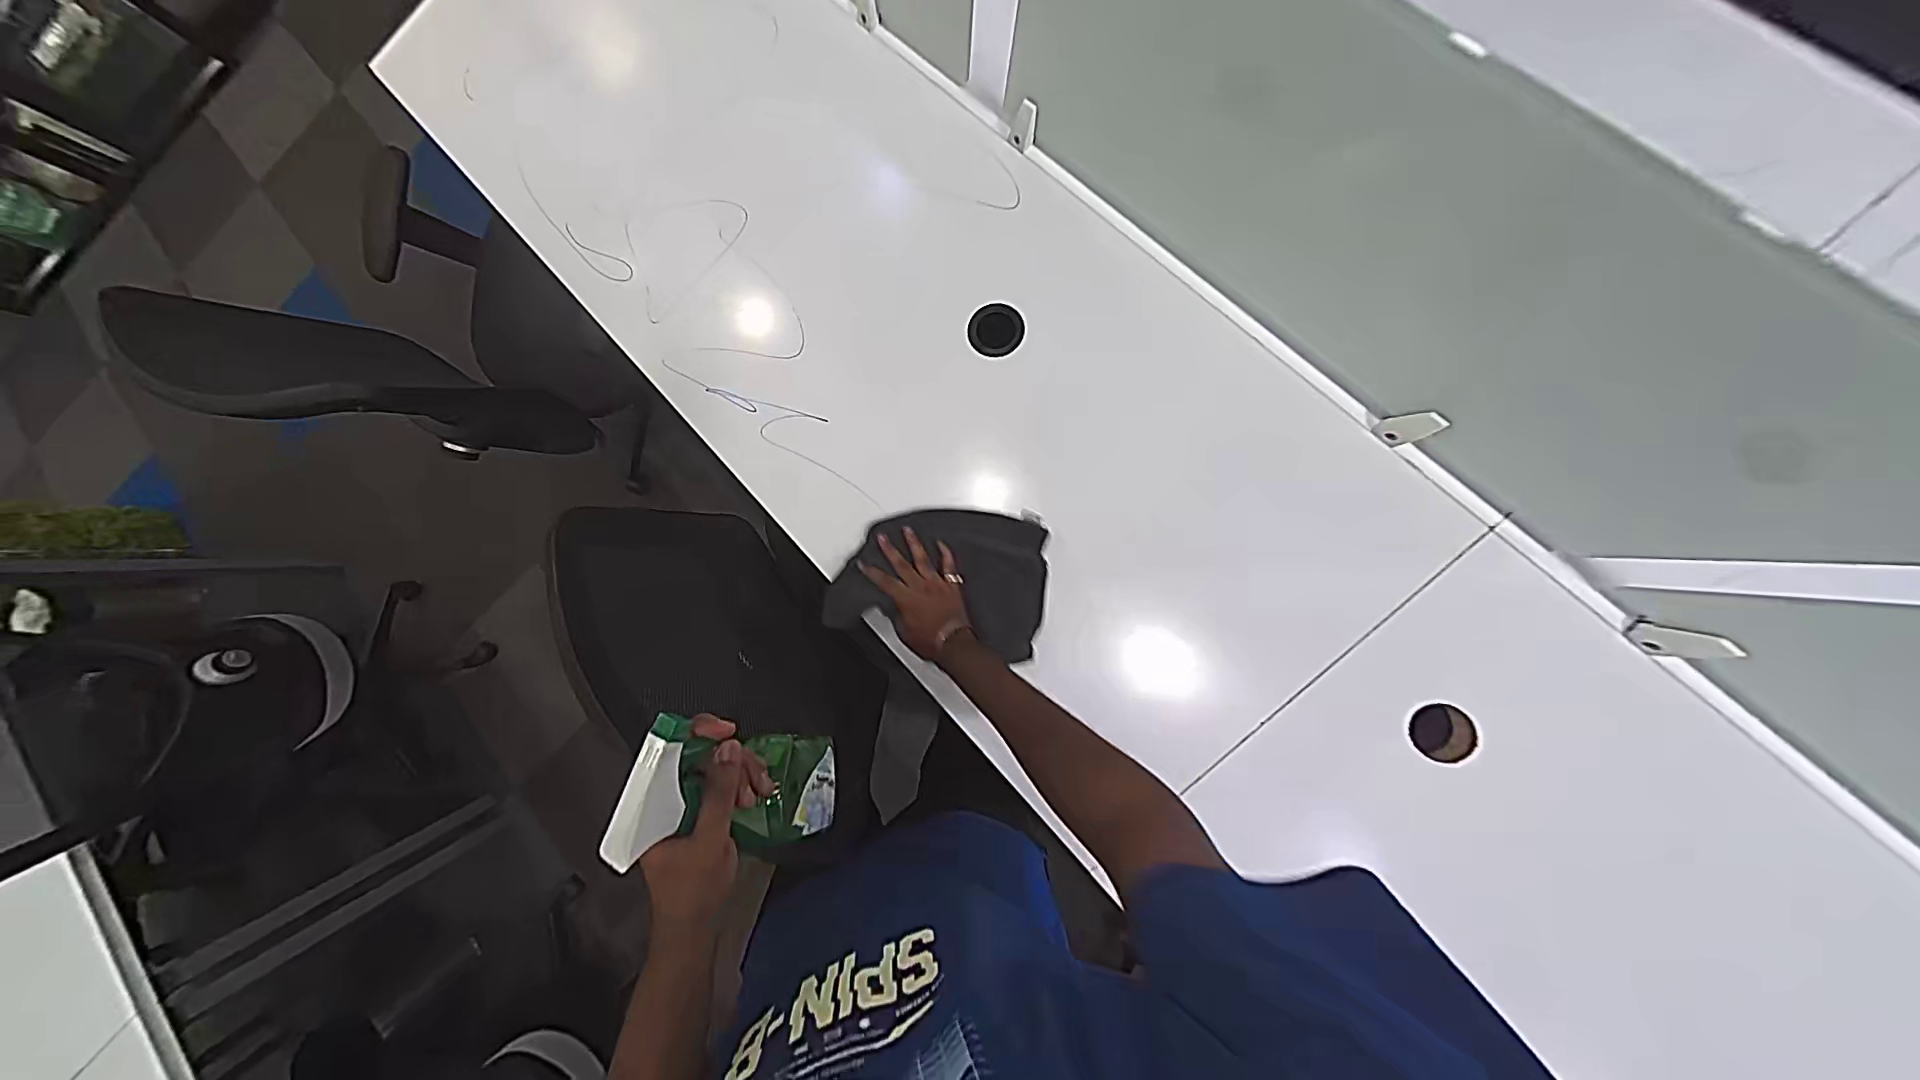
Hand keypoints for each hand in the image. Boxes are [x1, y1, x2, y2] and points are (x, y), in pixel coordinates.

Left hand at [637, 717, 771, 935]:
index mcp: (651, 803)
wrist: (692, 930)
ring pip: (715, 767)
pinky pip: (722, 784)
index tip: (728, 731)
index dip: (697, 731)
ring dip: (742, 774)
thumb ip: (718, 794)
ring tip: (759, 792)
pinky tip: (755, 795)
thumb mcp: (708, 840)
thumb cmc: (692, 892)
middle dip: (733, 760)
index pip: (669, 750)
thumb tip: (729, 749)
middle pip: (698, 755)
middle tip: (757, 775)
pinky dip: (741, 785)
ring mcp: (682, 804)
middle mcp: (663, 798)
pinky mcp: (699, 811)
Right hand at [860, 527, 970, 661]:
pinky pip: (949, 565)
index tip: (864, 563)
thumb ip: (898, 615)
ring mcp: (936, 584)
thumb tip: (895, 609)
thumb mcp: (904, 632)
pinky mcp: (951, 586)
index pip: (885, 582)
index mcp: (906, 599)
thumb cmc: (930, 641)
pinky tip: (941, 543)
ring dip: (914, 544)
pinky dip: (945, 553)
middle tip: (883, 537)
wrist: (953, 643)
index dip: (872, 572)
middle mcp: (920, 587)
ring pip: (923, 559)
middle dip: (890, 550)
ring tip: (908, 531)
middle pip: (901, 564)